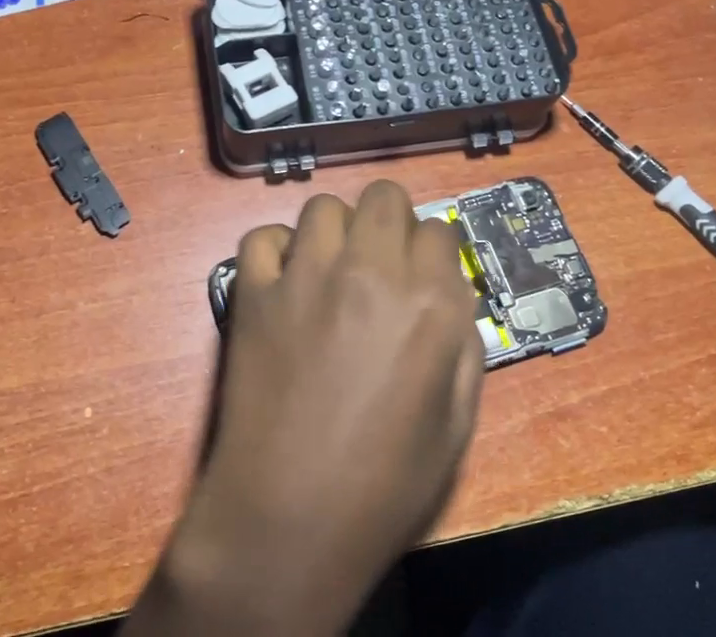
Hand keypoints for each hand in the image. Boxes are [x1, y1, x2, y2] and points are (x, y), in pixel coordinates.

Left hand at [126, 181, 482, 635]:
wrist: (289, 517)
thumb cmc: (386, 486)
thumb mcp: (457, 422)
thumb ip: (462, 344)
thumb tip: (447, 296)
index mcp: (432, 304)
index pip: (438, 230)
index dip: (431, 253)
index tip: (420, 277)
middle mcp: (371, 272)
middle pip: (383, 197)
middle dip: (388, 222)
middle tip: (378, 265)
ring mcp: (305, 275)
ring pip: (323, 207)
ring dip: (335, 231)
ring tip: (330, 272)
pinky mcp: (253, 292)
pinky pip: (262, 237)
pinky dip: (277, 251)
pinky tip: (284, 282)